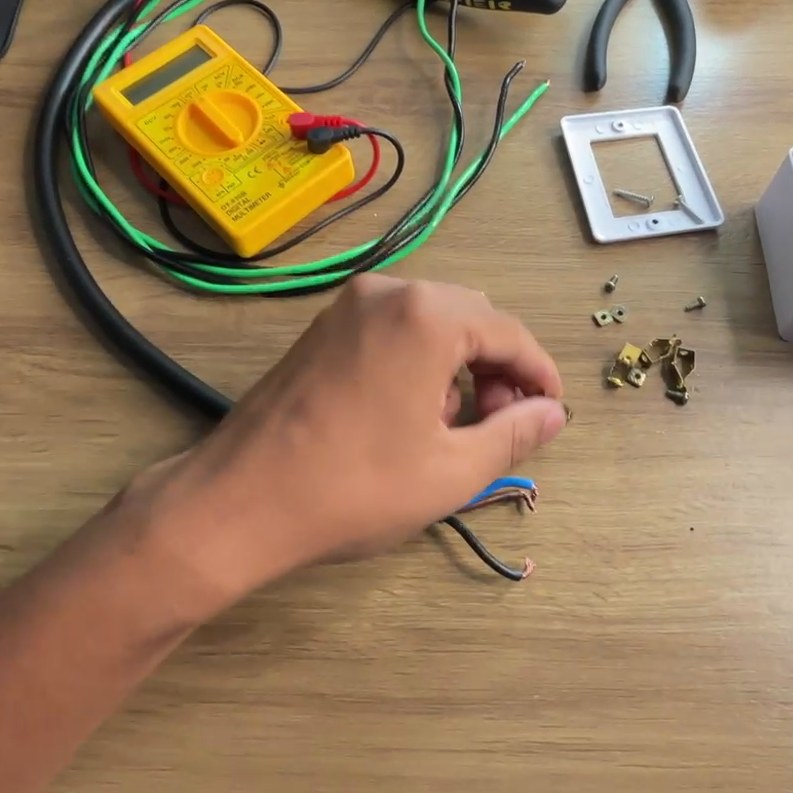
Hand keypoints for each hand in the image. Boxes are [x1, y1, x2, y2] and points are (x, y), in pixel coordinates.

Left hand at [119, 276, 566, 611]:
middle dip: (497, 367)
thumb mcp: (453, 470)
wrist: (241, 500)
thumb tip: (551, 412)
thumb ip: (515, 433)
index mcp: (427, 314)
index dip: (538, 374)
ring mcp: (349, 305)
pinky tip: (411, 411)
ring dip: (459, 364)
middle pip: (471, 317)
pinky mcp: (323, 326)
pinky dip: (420, 359)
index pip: (509, 332)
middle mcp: (388, 292)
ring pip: (432, 321)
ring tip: (453, 426)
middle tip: (501, 424)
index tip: (551, 414)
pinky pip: (394, 328)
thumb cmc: (355, 488)